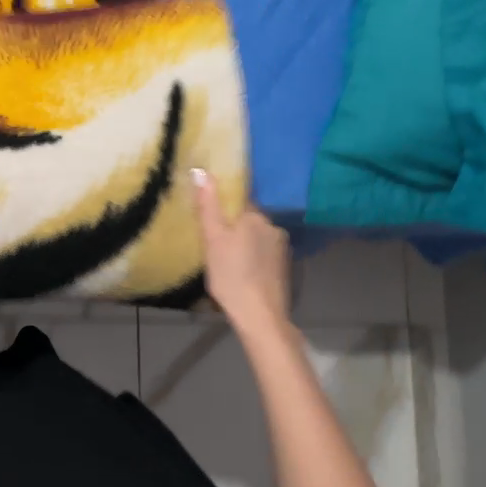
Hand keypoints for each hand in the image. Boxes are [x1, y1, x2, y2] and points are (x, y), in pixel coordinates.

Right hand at [190, 169, 290, 331]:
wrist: (260, 316)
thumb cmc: (231, 274)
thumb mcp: (212, 239)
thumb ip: (208, 205)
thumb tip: (201, 170)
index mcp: (255, 216)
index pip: (238, 199)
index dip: (222, 205)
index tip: (208, 214)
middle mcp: (273, 226)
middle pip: (247, 218)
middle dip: (232, 225)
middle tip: (211, 240)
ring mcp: (281, 248)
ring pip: (255, 236)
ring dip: (242, 242)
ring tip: (224, 257)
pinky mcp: (283, 267)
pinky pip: (263, 252)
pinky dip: (252, 257)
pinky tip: (240, 270)